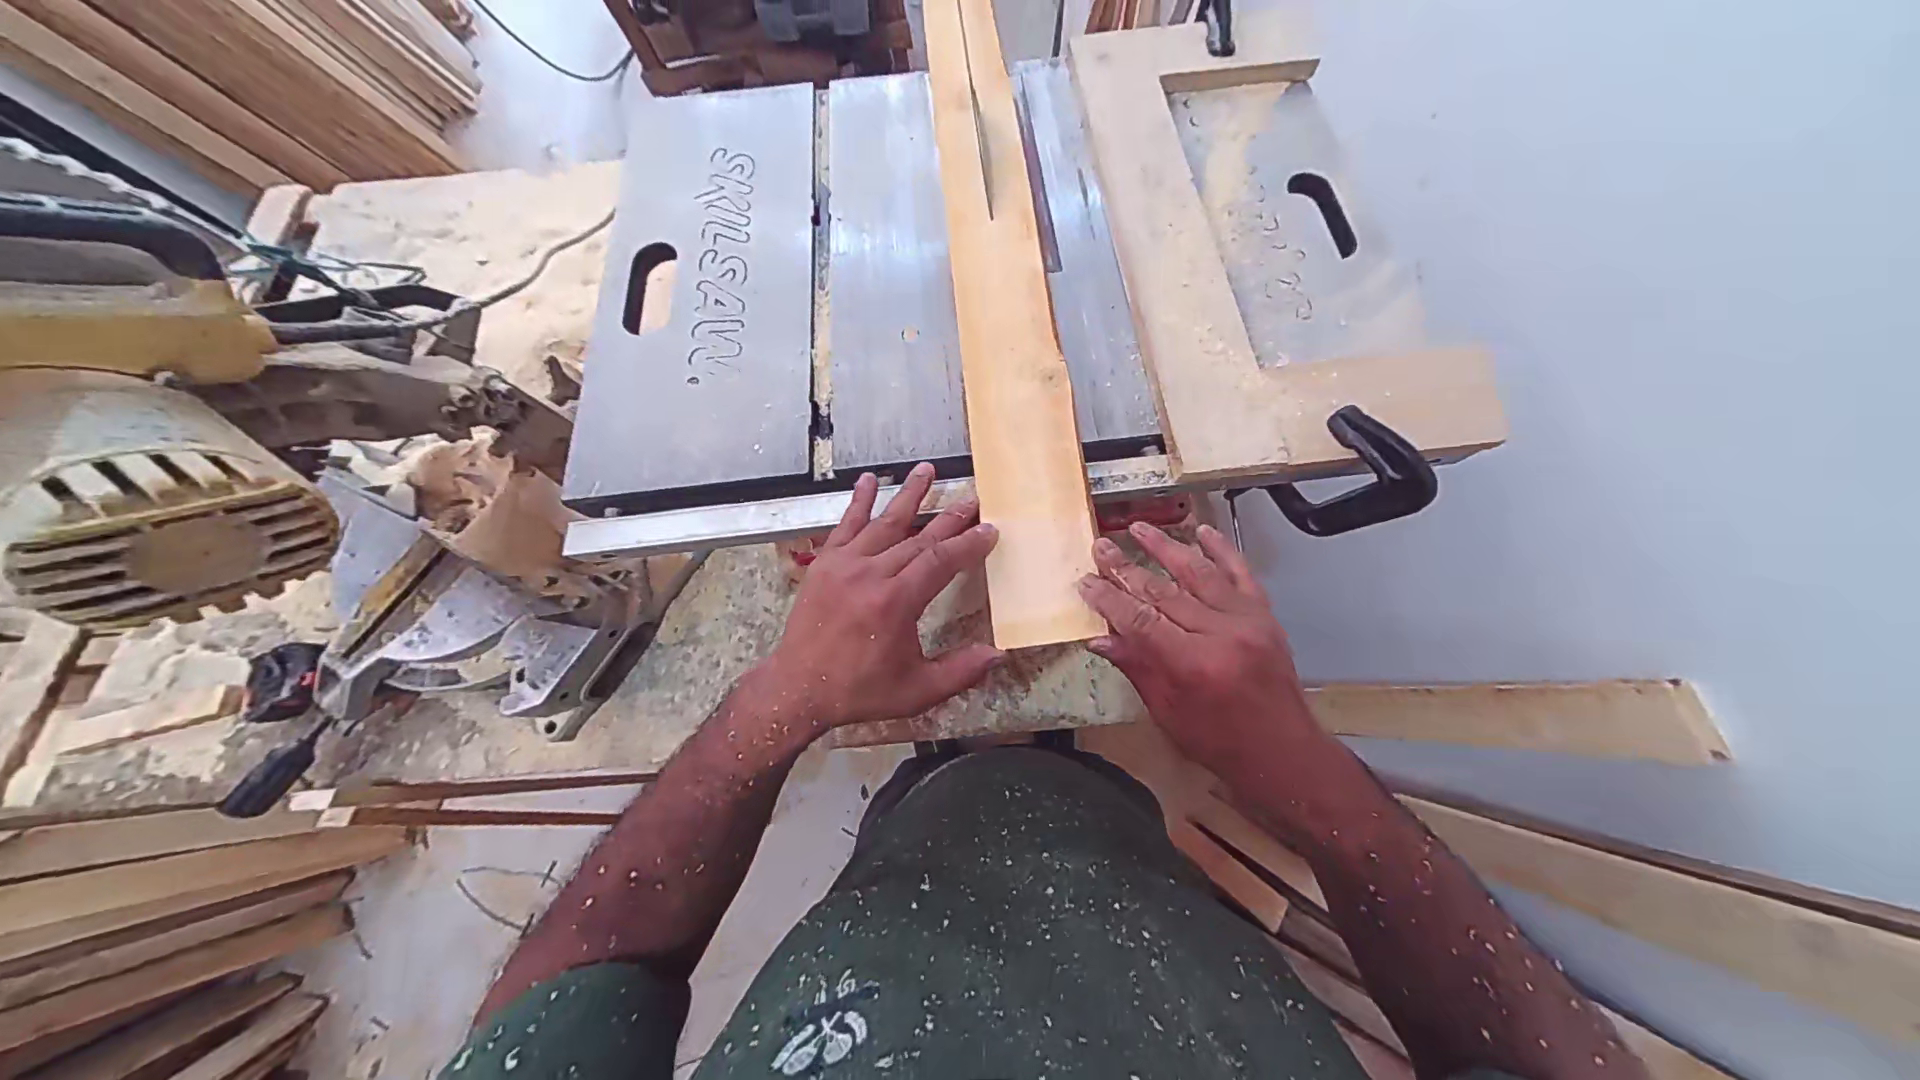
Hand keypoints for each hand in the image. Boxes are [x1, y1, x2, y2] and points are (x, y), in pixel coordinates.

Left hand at [760, 463, 1003, 729]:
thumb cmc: (859, 690)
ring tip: (927, 469)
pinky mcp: (825, 564)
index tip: (989, 530)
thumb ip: (960, 671)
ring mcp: (844, 565)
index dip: (968, 544)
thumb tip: (998, 654)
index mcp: (896, 602)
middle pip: (918, 537)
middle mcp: (871, 574)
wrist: (798, 687)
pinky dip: (859, 502)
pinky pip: (845, 525)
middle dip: (949, 517)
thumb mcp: (917, 690)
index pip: (940, 561)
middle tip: (972, 499)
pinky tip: (869, 479)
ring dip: (909, 495)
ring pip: (884, 522)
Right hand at [1076, 521, 1337, 785]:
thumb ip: (1136, 666)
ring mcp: (1247, 621)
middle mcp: (1222, 634)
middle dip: (1126, 568)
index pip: (1140, 619)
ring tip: (1138, 528)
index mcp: (1193, 664)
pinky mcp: (1264, 615)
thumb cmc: (1219, 741)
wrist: (1284, 752)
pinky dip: (1221, 550)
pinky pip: (1241, 573)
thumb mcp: (1167, 711)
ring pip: (1198, 573)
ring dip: (1166, 547)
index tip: (1085, 581)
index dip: (1108, 598)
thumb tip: (1099, 636)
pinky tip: (1202, 531)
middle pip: (1163, 591)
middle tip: (1101, 547)